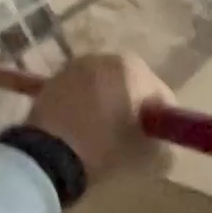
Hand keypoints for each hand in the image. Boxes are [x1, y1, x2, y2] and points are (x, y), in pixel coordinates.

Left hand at [25, 53, 172, 183]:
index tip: (156, 140)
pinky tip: (80, 127)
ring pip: (100, 88)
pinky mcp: (50, 81)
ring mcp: (72, 67)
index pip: (160, 96)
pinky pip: (76, 94)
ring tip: (102, 134)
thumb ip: (163, 141)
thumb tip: (158, 138)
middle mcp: (102, 58)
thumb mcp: (151, 154)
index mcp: (133, 68)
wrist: (48, 153)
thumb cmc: (107, 148)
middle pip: (129, 86)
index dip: (162, 121)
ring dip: (104, 104)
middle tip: (130, 137)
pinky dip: (81, 106)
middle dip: (131, 107)